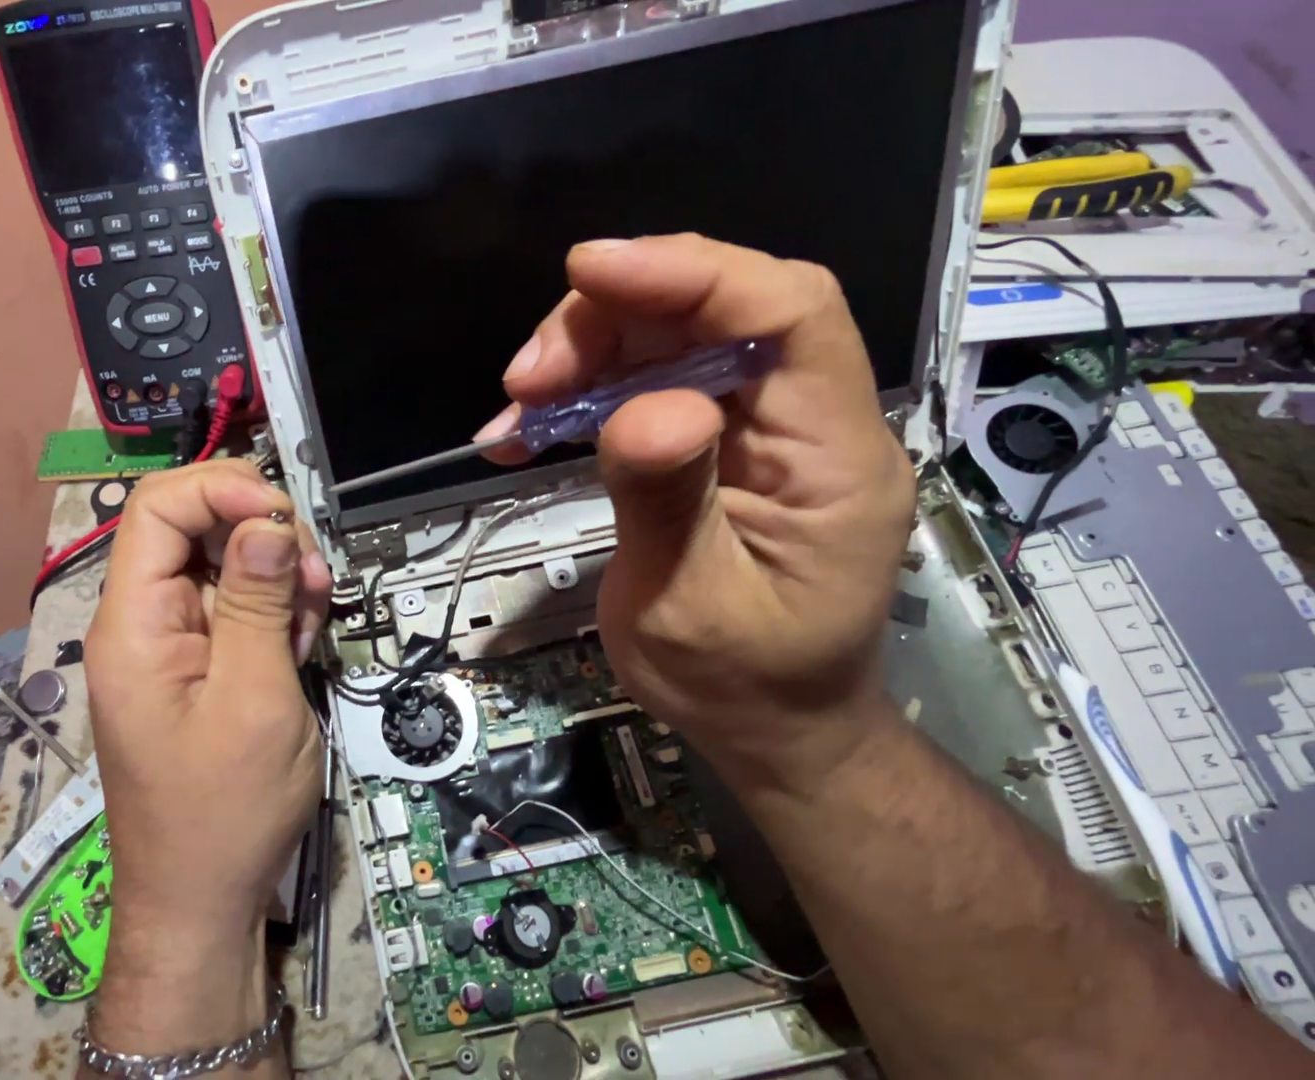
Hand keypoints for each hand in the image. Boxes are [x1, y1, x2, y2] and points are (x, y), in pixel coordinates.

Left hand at [81, 459, 331, 1055]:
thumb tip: (267, 520)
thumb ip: (257, 602)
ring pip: (224, 569)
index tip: (285, 515)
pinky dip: (273, 615)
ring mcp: (172, 645)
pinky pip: (235, 613)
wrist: (202, 900)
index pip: (158, 508)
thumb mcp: (256, 697)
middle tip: (312, 580)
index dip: (221, 488)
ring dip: (276, 579)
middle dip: (261, 537)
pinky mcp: (199, 667)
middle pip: (194, 531)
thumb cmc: (225, 809)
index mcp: (135, 622)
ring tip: (312, 623)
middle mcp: (143, 622)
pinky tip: (300, 645)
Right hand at [480, 235, 913, 787]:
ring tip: (514, 410)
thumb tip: (643, 407)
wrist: (769, 730)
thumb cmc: (741, 686)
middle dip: (612, 324)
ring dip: (584, 360)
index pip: (787, 314)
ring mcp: (760, 432)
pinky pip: (647, 391)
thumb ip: (670, 502)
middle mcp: (806, 424)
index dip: (691, 273)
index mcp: (834, 456)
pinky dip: (581, 400)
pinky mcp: (714, 447)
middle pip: (716, 314)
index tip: (589, 270)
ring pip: (671, 344)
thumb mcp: (690, 608)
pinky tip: (523, 432)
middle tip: (525, 377)